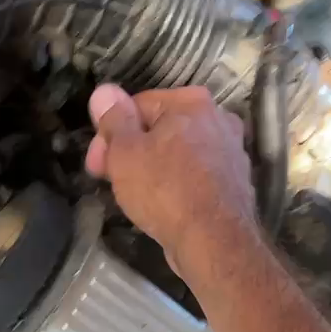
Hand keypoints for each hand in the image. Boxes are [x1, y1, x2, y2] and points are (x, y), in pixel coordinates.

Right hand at [84, 84, 260, 281]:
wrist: (213, 240)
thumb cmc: (164, 191)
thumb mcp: (126, 153)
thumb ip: (114, 120)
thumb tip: (103, 91)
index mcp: (190, 101)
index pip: (137, 106)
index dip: (109, 135)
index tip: (96, 164)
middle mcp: (217, 117)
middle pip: (160, 129)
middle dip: (131, 152)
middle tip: (111, 182)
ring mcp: (231, 150)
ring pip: (178, 154)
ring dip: (153, 169)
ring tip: (135, 196)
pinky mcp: (234, 183)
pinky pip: (194, 177)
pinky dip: (176, 186)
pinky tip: (163, 207)